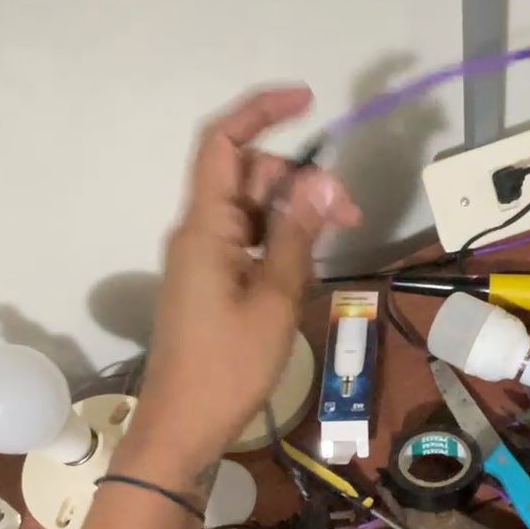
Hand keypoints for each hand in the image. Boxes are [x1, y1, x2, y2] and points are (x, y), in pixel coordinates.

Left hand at [120, 86, 359, 488]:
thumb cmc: (228, 368)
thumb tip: (322, 182)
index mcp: (204, 228)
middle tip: (347, 213)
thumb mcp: (274, 300)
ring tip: (337, 238)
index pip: (223, 143)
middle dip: (297, 179)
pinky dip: (277, 242)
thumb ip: (297, 237)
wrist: (183, 427)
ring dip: (292, 214)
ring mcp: (201, 261)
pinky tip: (306, 264)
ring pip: (249, 213)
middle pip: (245, 177)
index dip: (262, 112)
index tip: (309, 101)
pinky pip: (245, 244)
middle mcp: (197, 234)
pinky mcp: (209, 286)